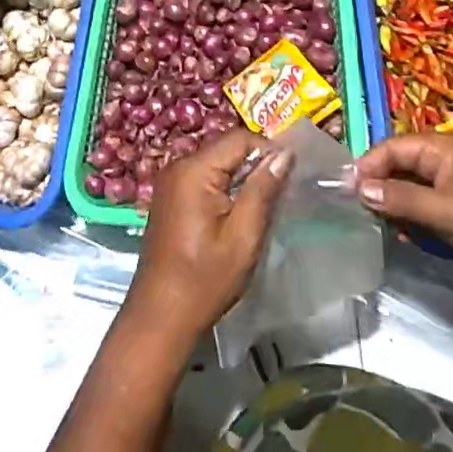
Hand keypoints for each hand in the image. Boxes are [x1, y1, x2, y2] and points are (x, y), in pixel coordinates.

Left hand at [127, 129, 291, 337]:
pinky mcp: (169, 197)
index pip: (238, 138)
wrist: (161, 315)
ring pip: (216, 162)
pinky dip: (224, 186)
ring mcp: (170, 181)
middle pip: (225, 148)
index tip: (291, 171)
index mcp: (193, 170)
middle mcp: (177, 166)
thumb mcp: (243, 236)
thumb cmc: (205, 278)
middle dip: (255, 162)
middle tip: (281, 188)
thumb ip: (263, 190)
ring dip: (240, 176)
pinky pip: (203, 177)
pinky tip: (239, 211)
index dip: (268, 148)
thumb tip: (284, 154)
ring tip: (265, 201)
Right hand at [355, 133, 452, 274]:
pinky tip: (404, 235)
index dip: (367, 165)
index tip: (346, 190)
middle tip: (358, 209)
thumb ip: (401, 199)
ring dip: (394, 204)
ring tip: (378, 224)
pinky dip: (412, 217)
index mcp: (444, 148)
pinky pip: (427, 205)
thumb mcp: (445, 212)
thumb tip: (359, 187)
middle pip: (400, 165)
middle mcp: (448, 159)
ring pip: (411, 187)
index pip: (392, 147)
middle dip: (379, 185)